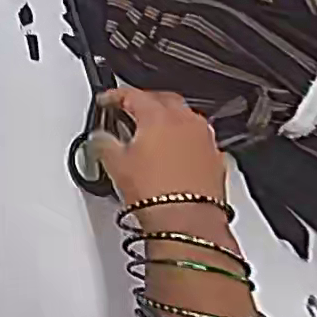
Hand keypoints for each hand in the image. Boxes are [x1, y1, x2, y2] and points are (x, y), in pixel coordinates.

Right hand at [90, 87, 226, 205]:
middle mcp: (186, 122)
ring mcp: (204, 140)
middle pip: (163, 99)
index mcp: (159, 116)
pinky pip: (197, 140)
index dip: (114, 96)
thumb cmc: (155, 192)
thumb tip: (100, 139)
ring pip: (184, 118)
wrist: (185, 222)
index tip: (106, 101)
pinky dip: (183, 141)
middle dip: (144, 102)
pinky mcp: (216, 159)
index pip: (132, 94)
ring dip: (167, 120)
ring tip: (150, 134)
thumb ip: (103, 142)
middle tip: (128, 111)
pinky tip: (171, 155)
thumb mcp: (114, 163)